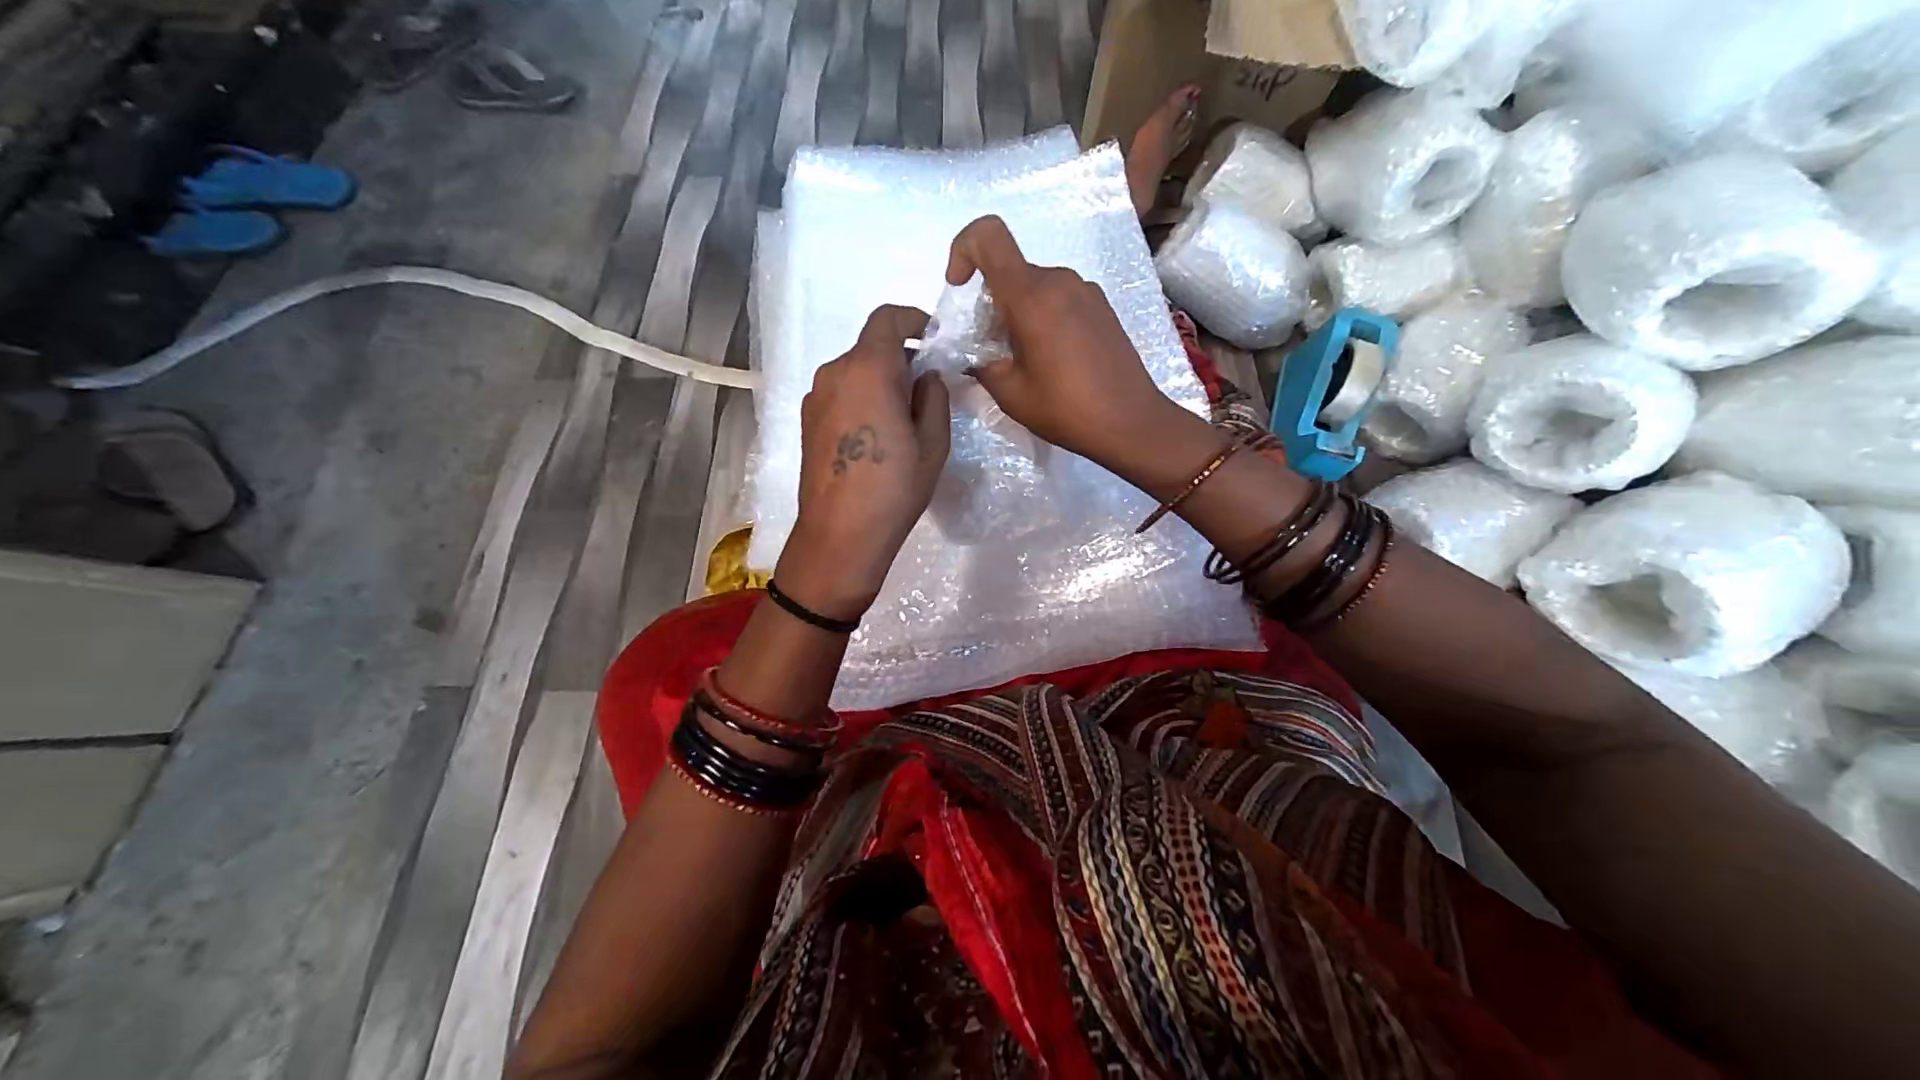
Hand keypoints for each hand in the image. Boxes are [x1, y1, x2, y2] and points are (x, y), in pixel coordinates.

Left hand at [778, 304, 949, 619]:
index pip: (887, 319)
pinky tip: (876, 435)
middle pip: (870, 347)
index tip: (933, 338)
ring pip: (854, 372)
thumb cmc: (894, 488)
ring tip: (902, 418)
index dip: (913, 320)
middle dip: (900, 357)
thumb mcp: (932, 442)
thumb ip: (933, 397)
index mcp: (867, 369)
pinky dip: (861, 398)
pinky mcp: (807, 422)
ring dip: (880, 380)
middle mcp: (834, 373)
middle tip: (926, 389)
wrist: (840, 534)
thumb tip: (925, 377)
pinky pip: (840, 394)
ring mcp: (815, 398)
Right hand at [944, 215, 1207, 476]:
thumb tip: (974, 351)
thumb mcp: (1010, 394)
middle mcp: (1060, 281)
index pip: (988, 236)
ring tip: (1025, 360)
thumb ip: (981, 363)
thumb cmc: (1066, 409)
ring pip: (1035, 287)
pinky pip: (1059, 298)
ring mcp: (1086, 291)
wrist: (1132, 423)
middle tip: (993, 350)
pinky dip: (1043, 318)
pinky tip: (1052, 360)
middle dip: (991, 304)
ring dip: (1018, 314)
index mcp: (1032, 296)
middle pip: (1010, 271)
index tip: (959, 287)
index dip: (963, 249)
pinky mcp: (1102, 306)